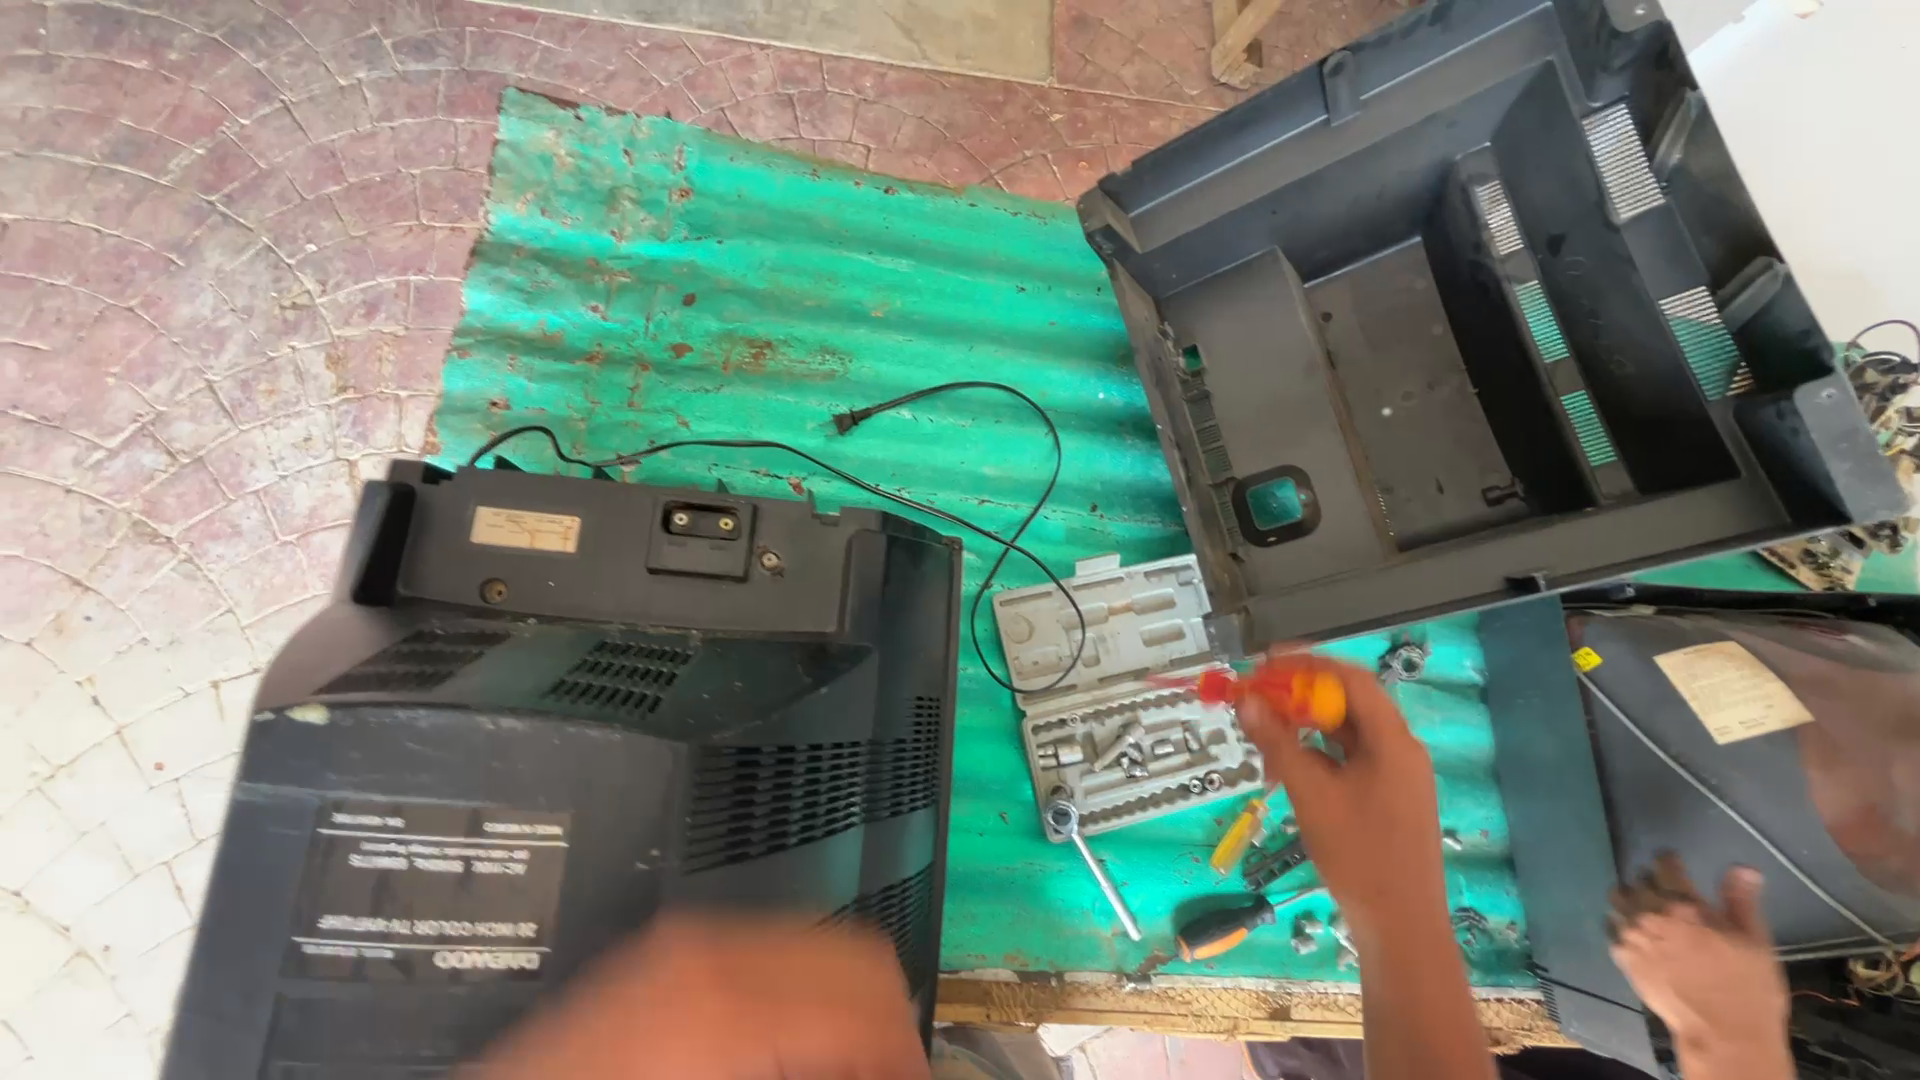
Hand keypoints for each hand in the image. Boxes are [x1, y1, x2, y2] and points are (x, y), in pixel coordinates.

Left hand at [475, 914, 930, 1078]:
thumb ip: (820, 1067)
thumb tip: (880, 1066)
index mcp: (733, 1003)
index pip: (873, 996)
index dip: (905, 1052)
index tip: (914, 1079)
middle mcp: (721, 947)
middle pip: (861, 957)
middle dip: (887, 1023)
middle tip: (888, 1072)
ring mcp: (695, 938)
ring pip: (824, 944)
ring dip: (851, 1006)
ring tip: (848, 1064)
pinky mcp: (677, 948)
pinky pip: (780, 947)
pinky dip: (810, 991)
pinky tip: (799, 1043)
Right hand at [1241, 655, 1445, 942]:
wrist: (1401, 927)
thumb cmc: (1359, 855)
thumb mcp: (1309, 793)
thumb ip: (1276, 742)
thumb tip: (1246, 701)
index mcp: (1393, 741)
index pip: (1350, 679)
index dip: (1306, 663)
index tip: (1264, 662)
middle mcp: (1399, 749)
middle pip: (1346, 703)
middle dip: (1297, 696)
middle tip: (1255, 699)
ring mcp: (1395, 774)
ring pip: (1343, 732)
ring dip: (1302, 727)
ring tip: (1263, 738)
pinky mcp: (1385, 796)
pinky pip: (1346, 758)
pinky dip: (1314, 754)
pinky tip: (1284, 769)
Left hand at [1609, 854, 1789, 1072]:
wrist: (1724, 1034)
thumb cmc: (1748, 988)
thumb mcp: (1756, 942)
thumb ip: (1741, 901)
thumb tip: (1742, 867)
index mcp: (1684, 905)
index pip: (1665, 866)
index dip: (1667, 860)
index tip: (1669, 859)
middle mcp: (1649, 912)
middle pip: (1638, 882)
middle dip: (1649, 881)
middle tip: (1660, 888)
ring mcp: (1630, 932)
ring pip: (1618, 901)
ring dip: (1629, 899)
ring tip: (1642, 905)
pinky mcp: (1620, 953)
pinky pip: (1612, 928)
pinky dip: (1621, 925)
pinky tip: (1633, 931)